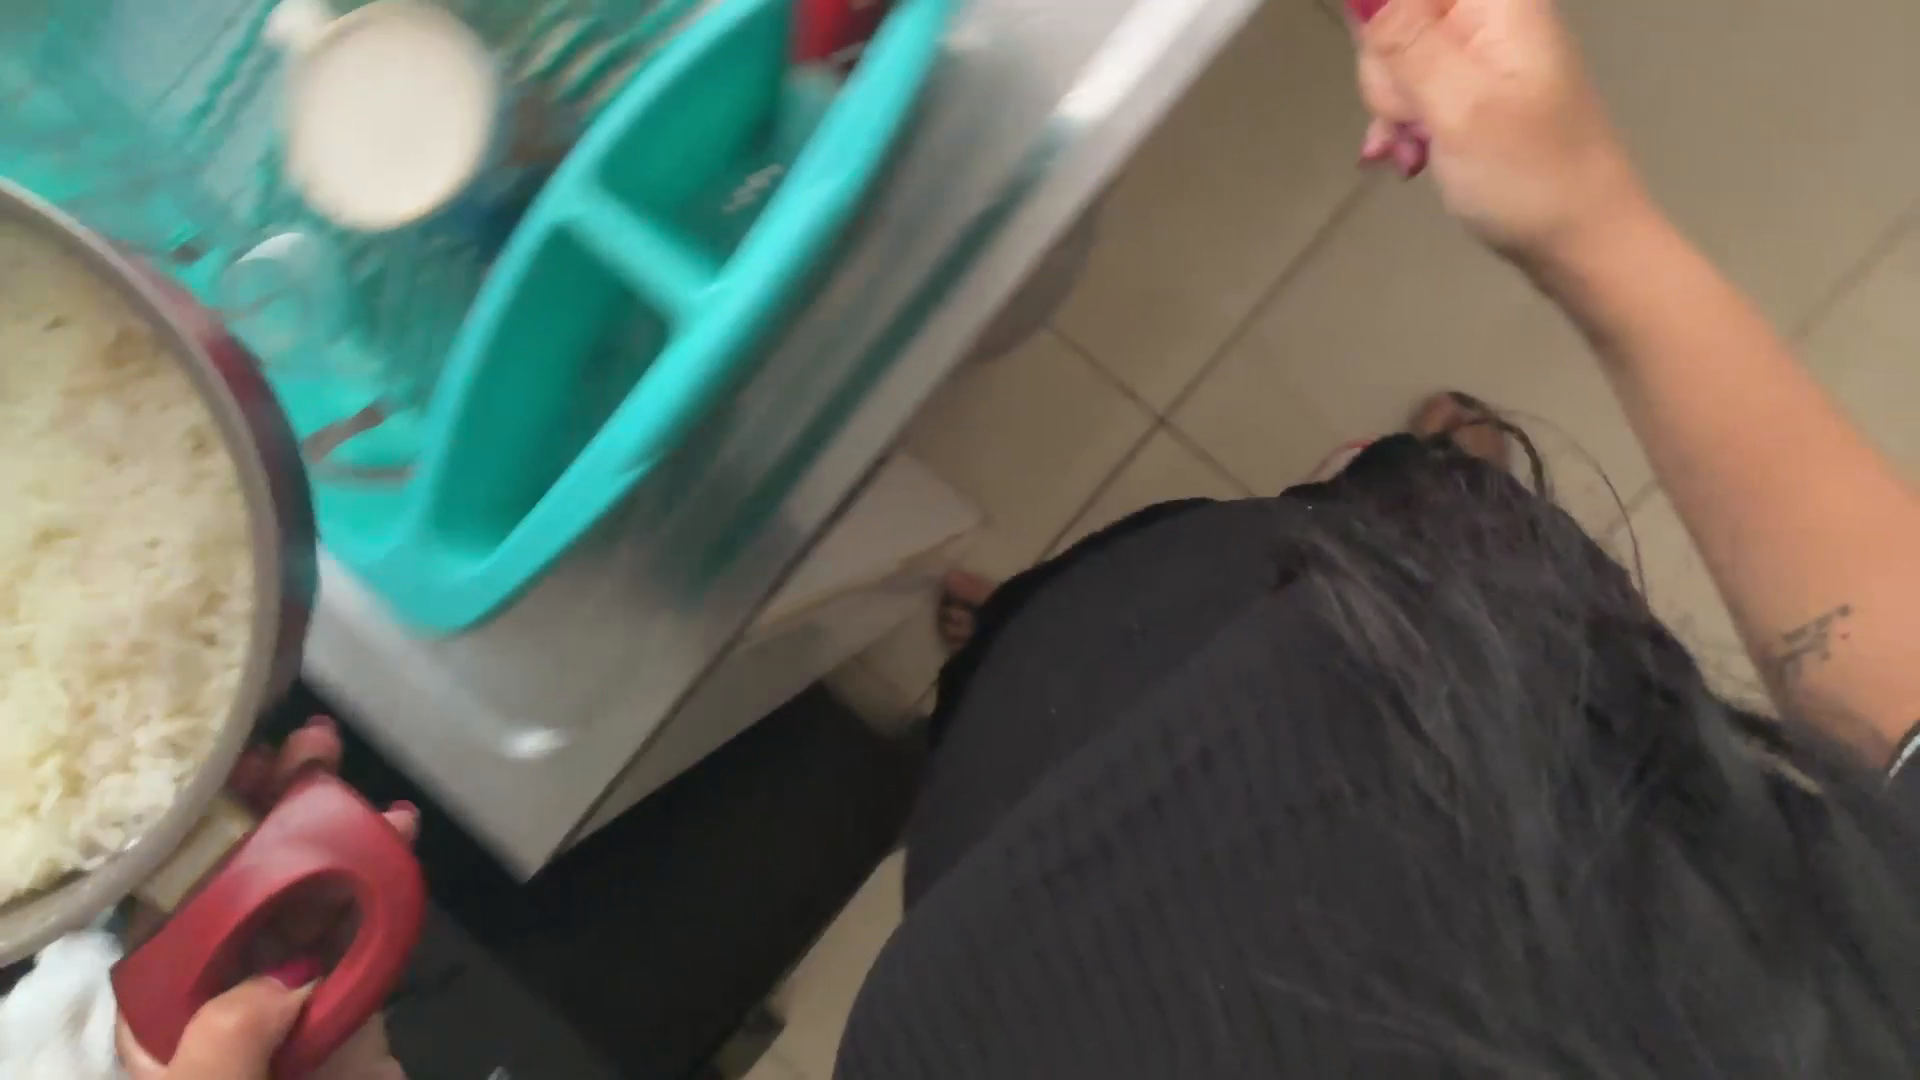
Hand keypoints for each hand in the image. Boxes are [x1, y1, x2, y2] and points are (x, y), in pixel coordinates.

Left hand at [118, 718, 415, 1079]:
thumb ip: (227, 1042)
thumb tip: (282, 976)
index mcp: (167, 1003)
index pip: (177, 898)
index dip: (201, 831)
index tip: (228, 774)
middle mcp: (230, 977)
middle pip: (252, 876)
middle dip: (276, 808)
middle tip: (303, 746)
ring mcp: (298, 977)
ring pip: (317, 884)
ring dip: (338, 825)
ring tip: (351, 777)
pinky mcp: (357, 981)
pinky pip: (371, 916)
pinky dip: (387, 867)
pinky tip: (399, 828)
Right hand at [1353, 0, 1646, 261]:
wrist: (1572, 234)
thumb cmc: (1526, 173)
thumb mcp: (1460, 108)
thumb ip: (1408, 45)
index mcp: (1494, 4)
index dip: (1386, 21)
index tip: (1393, 69)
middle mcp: (1484, 19)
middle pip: (1396, 21)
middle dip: (1387, 76)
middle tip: (1417, 117)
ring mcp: (1475, 59)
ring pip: (1394, 65)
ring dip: (1391, 112)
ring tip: (1418, 148)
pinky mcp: (1465, 94)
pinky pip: (1408, 97)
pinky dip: (1400, 130)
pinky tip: (1410, 159)